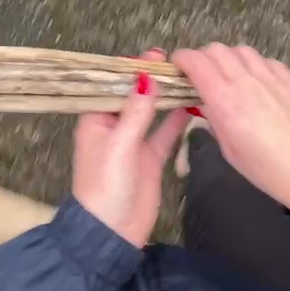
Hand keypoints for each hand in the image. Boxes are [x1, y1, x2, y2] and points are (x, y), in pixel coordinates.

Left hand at [71, 51, 190, 247]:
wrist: (111, 234)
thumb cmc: (106, 186)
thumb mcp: (119, 145)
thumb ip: (136, 112)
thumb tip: (146, 76)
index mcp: (96, 120)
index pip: (114, 86)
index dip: (132, 69)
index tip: (155, 56)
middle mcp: (113, 126)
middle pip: (135, 95)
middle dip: (153, 79)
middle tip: (178, 62)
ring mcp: (133, 142)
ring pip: (152, 112)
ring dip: (167, 96)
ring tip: (188, 77)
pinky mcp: (150, 158)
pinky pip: (165, 133)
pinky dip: (177, 120)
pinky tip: (194, 105)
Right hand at [172, 44, 289, 215]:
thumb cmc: (267, 172)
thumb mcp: (229, 151)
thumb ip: (214, 119)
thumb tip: (204, 101)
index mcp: (226, 102)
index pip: (196, 62)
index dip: (182, 59)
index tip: (177, 67)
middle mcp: (247, 83)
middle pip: (216, 49)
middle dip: (202, 57)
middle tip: (201, 74)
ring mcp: (272, 78)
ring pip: (241, 50)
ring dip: (229, 58)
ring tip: (229, 76)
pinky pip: (266, 60)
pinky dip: (254, 65)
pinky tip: (257, 82)